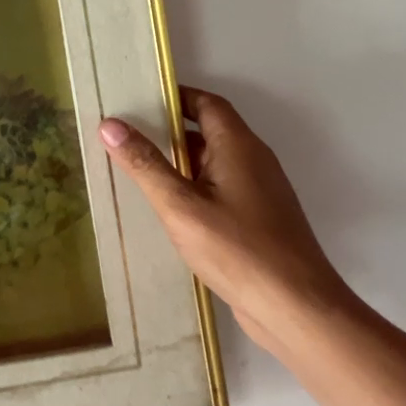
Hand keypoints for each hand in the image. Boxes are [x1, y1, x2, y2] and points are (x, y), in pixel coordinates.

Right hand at [98, 86, 353, 355]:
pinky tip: (164, 206)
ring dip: (177, 159)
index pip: (206, 104)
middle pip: (209, 130)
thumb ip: (145, 164)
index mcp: (239, 147)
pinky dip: (190, 184)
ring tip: (132, 167)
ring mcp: (259, 192)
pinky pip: (218, 187)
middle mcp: (254, 161)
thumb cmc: (237, 249)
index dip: (173, 96)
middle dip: (167, 128)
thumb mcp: (180, 205)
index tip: (134, 97)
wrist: (296, 309)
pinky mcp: (258, 219)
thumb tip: (110, 124)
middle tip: (122, 132)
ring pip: (212, 161)